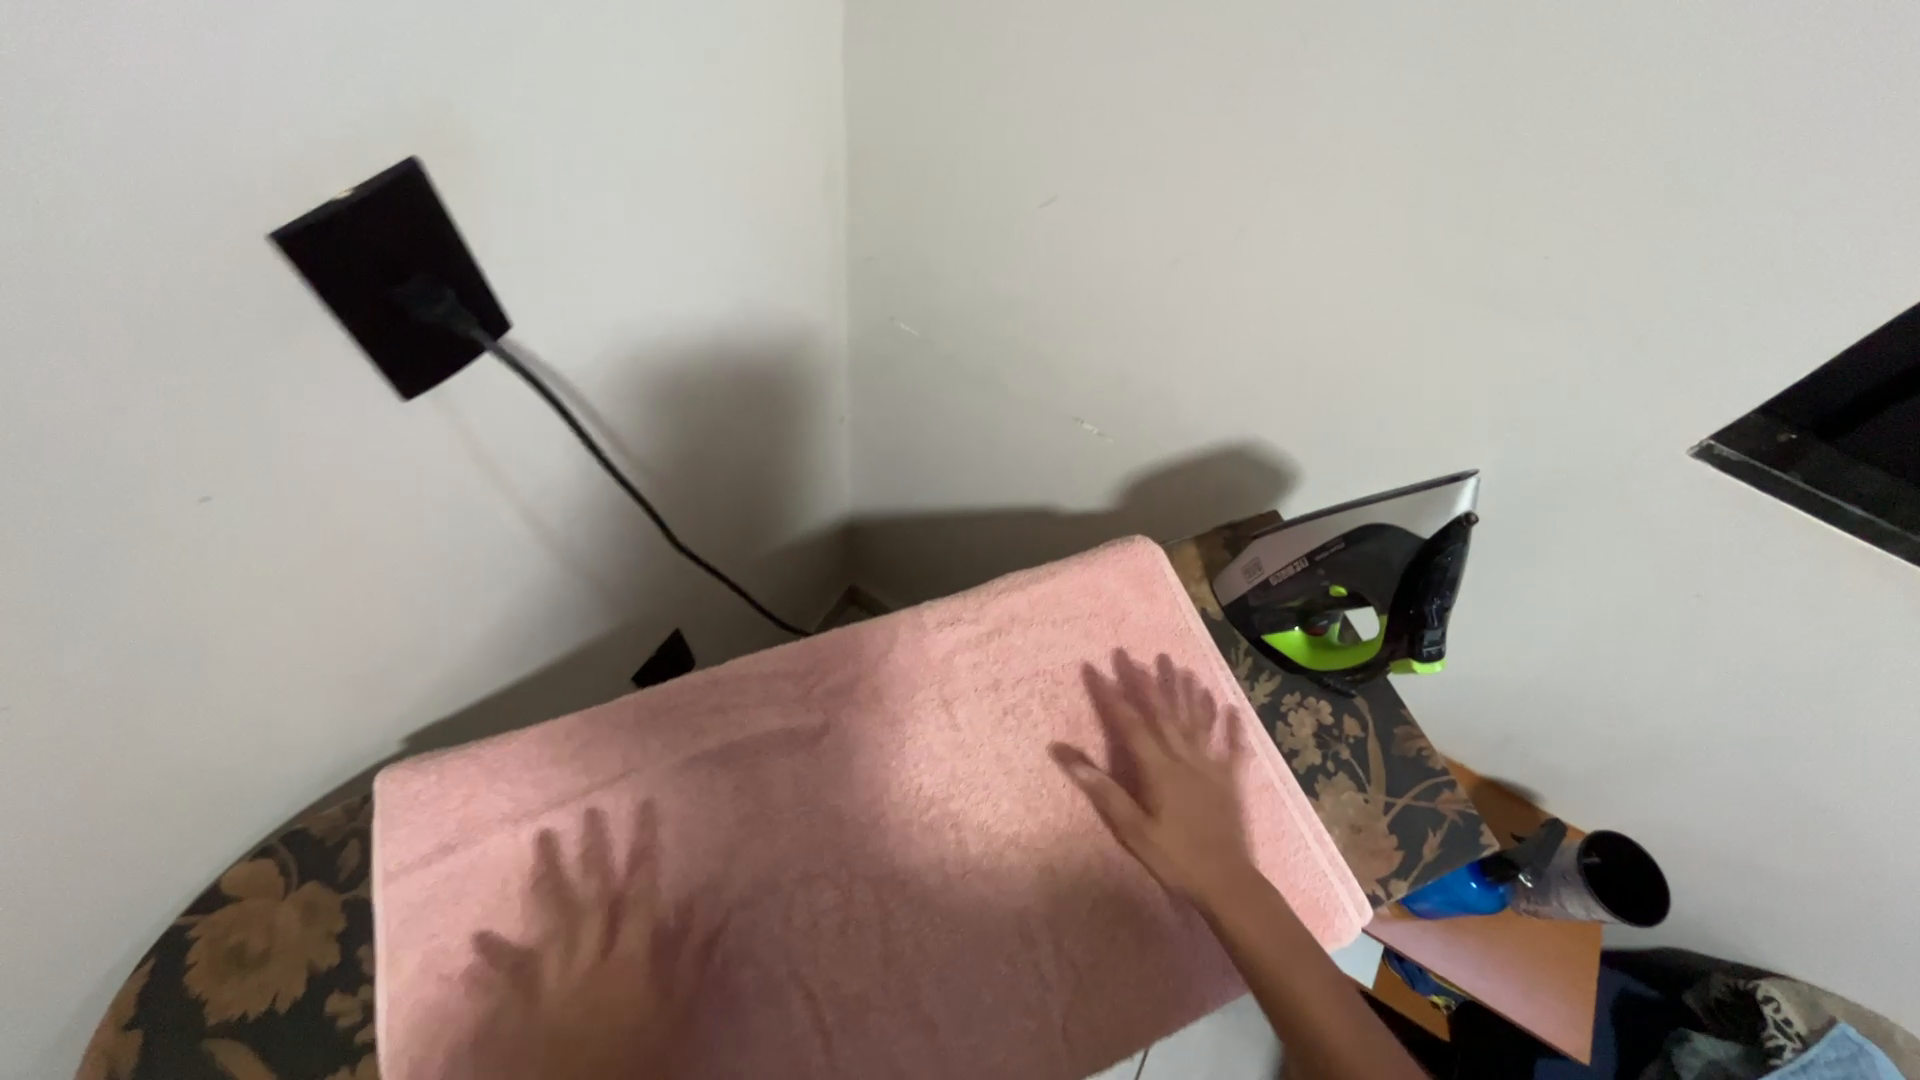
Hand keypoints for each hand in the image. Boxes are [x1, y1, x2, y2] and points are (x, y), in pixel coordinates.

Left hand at [462, 803, 715, 1079]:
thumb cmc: (637, 1063)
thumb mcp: (678, 1016)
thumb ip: (692, 961)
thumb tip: (709, 907)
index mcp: (628, 961)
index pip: (639, 893)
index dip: (643, 847)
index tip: (644, 808)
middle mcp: (587, 962)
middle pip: (589, 898)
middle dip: (590, 852)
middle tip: (587, 811)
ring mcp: (551, 984)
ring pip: (549, 923)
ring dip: (545, 880)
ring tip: (541, 843)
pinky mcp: (523, 1011)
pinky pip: (507, 980)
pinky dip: (493, 957)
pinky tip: (476, 938)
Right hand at [1053, 651, 1257, 908]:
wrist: (1227, 882)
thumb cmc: (1174, 857)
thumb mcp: (1131, 828)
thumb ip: (1101, 789)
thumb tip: (1063, 753)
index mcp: (1158, 768)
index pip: (1129, 722)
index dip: (1110, 693)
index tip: (1094, 667)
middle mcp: (1184, 758)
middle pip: (1162, 712)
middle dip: (1144, 680)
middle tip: (1130, 653)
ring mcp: (1211, 766)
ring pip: (1196, 720)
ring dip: (1185, 690)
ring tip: (1177, 664)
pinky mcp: (1231, 780)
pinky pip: (1232, 747)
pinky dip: (1231, 725)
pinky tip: (1231, 706)